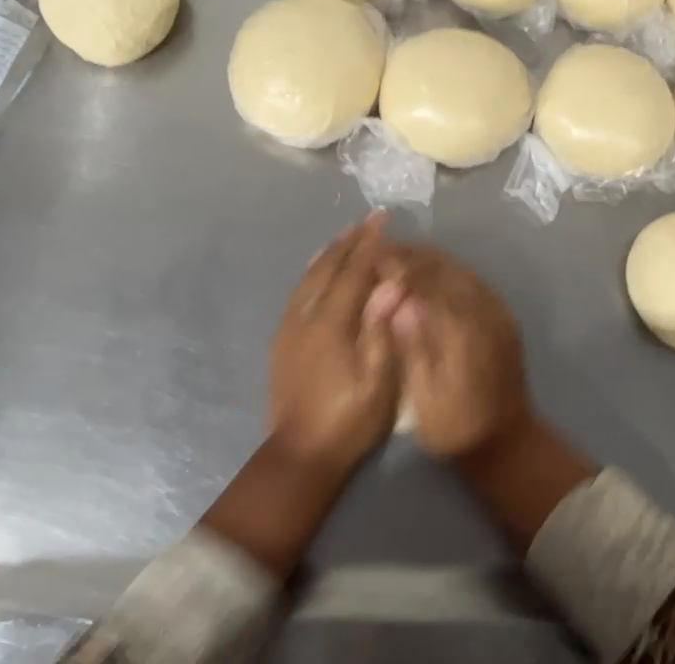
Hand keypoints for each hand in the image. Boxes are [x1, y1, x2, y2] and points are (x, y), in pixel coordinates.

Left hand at [266, 214, 404, 474]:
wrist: (301, 455)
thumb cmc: (350, 420)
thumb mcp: (378, 380)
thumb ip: (382, 328)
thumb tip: (392, 283)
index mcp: (331, 324)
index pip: (353, 272)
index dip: (369, 244)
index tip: (383, 218)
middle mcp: (305, 317)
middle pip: (328, 268)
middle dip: (349, 242)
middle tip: (369, 220)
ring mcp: (289, 329)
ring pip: (309, 278)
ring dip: (329, 254)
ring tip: (346, 236)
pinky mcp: (282, 341)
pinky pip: (297, 292)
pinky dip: (312, 272)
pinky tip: (318, 269)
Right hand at [382, 243, 532, 459]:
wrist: (507, 443)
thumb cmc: (457, 427)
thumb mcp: (425, 398)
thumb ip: (413, 346)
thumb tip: (398, 301)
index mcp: (462, 329)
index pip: (425, 281)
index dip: (397, 265)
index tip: (370, 256)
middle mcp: (484, 311)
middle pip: (445, 267)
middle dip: (412, 255)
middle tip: (378, 251)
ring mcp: (497, 311)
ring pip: (460, 270)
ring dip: (429, 260)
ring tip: (396, 258)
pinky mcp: (502, 316)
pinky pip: (472, 280)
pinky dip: (447, 271)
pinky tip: (427, 276)